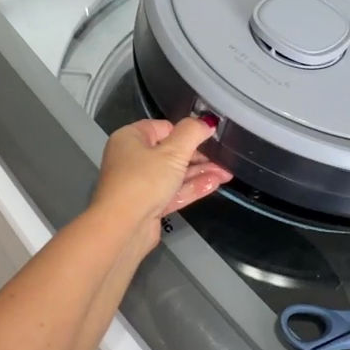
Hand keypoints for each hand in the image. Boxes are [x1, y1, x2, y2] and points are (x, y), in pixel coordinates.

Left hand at [91, 118, 231, 254]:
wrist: (123, 227)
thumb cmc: (144, 180)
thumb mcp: (172, 152)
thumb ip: (192, 133)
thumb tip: (207, 121)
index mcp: (130, 138)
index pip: (161, 128)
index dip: (185, 131)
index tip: (208, 135)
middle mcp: (132, 159)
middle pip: (169, 152)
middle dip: (197, 155)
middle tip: (223, 157)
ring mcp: (139, 184)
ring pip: (173, 174)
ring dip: (199, 173)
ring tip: (226, 173)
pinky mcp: (148, 205)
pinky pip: (172, 192)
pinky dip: (191, 188)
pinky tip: (214, 184)